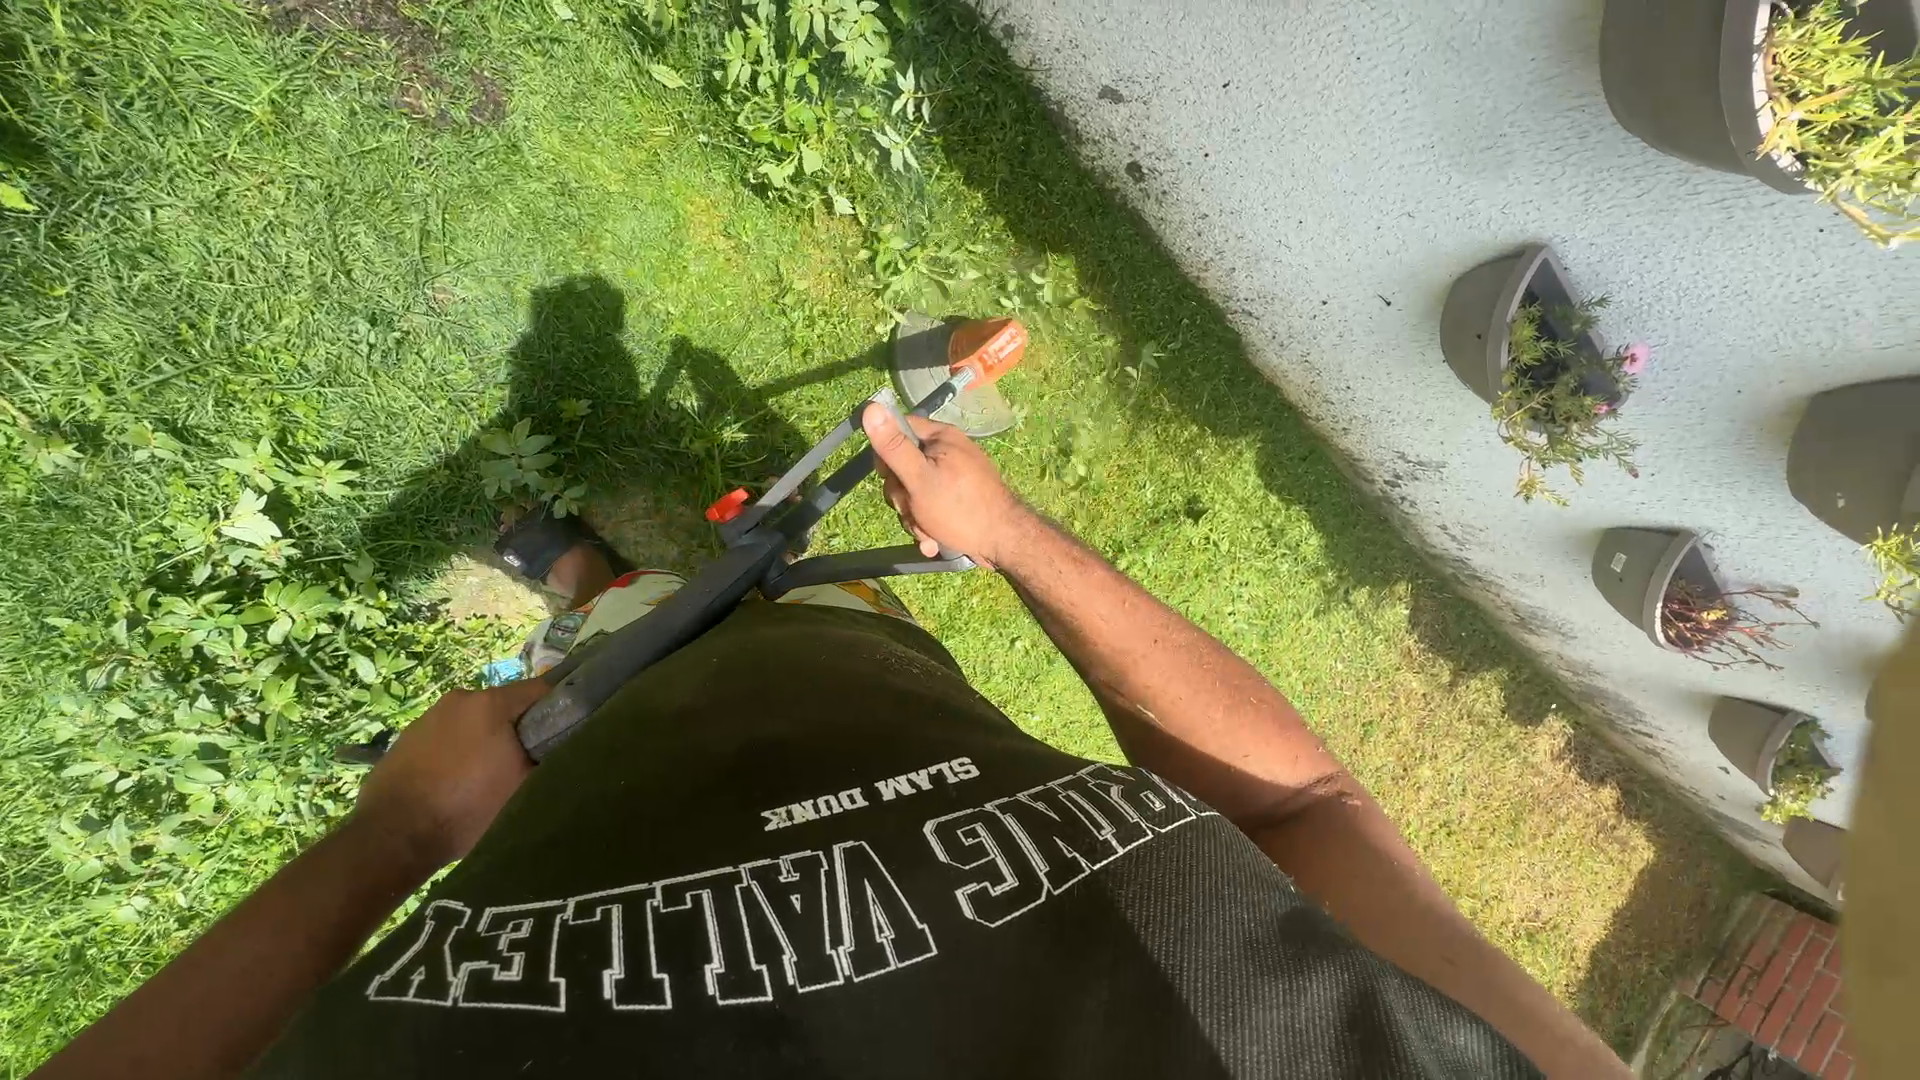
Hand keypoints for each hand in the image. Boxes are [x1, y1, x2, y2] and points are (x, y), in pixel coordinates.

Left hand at [353, 680, 547, 869]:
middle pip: (507, 705)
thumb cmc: (467, 808)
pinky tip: (456, 783)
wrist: (391, 840)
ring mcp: (427, 718)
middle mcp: (458, 699)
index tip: (568, 734)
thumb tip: (563, 745)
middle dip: (521, 728)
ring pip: (476, 721)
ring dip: (488, 740)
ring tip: (489, 776)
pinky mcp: (405, 740)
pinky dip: (459, 752)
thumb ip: (550, 756)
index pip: (542, 690)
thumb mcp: (525, 785)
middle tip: (528, 762)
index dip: (561, 709)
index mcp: (489, 702)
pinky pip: (448, 737)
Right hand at [862, 404, 1032, 566]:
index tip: (888, 476)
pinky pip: (930, 506)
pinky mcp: (957, 498)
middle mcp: (948, 452)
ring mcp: (953, 476)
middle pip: (903, 466)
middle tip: (913, 510)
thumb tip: (869, 407)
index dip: (886, 454)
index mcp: (940, 437)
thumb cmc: (960, 508)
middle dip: (903, 496)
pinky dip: (928, 525)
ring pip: (913, 492)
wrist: (1003, 543)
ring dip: (914, 517)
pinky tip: (934, 541)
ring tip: (928, 532)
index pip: (899, 429)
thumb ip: (894, 447)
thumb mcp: (919, 478)